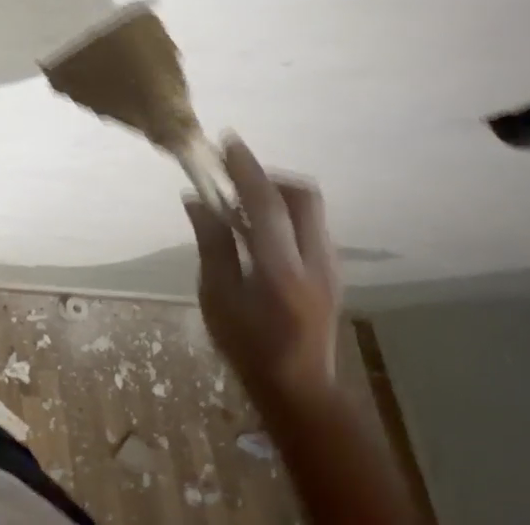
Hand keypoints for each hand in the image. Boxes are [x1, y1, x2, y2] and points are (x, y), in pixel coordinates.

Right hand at [184, 135, 341, 404]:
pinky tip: (255, 230)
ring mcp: (330, 267)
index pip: (267, 205)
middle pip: (302, 197)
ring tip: (238, 204)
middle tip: (232, 177)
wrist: (299, 388)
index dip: (246, 169)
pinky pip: (309, 226)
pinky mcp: (331, 272)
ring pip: (309, 210)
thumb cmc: (246, 345)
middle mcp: (315, 262)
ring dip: (274, 194)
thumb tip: (197, 199)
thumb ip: (211, 244)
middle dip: (267, 177)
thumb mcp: (216, 296)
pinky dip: (282, 214)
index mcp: (281, 270)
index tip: (228, 142)